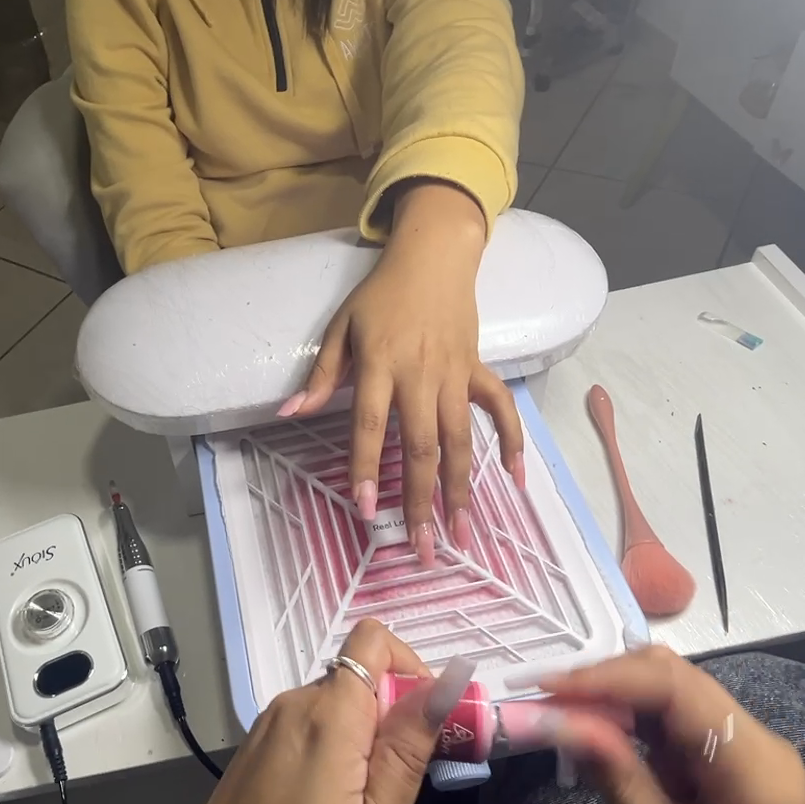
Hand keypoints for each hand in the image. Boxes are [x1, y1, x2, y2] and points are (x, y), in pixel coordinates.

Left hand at [104, 621, 442, 803]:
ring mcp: (268, 726)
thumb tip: (447, 681)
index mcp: (324, 720)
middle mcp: (292, 706)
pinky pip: (311, 722)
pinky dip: (337, 746)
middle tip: (409, 782)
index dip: (414, 670)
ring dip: (368, 734)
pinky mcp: (256, 747)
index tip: (432, 728)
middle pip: (360, 673)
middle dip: (397, 712)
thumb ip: (407, 753)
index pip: (374, 642)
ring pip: (338, 700)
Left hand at [284, 182, 523, 566]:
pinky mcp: (477, 369)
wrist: (433, 256)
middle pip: (422, 447)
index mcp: (381, 365)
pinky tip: (516, 478)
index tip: (366, 510)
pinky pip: (500, 408)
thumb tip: (288, 414)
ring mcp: (455, 375)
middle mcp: (421, 376)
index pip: (371, 426)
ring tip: (462, 532)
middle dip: (421, 501)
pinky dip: (512, 441)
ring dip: (461, 489)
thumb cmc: (380, 296)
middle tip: (423, 547)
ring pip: (461, 440)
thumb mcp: (340, 327)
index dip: (367, 469)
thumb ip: (321, 375)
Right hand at [541, 647, 804, 803]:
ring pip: (666, 687)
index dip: (608, 678)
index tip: (547, 689)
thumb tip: (564, 720)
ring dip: (608, 693)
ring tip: (557, 712)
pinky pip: (666, 714)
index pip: (679, 691)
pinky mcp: (724, 755)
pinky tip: (591, 728)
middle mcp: (759, 744)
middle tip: (543, 702)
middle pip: (673, 677)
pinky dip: (622, 714)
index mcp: (759, 775)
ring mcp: (744, 746)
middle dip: (603, 680)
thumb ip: (622, 788)